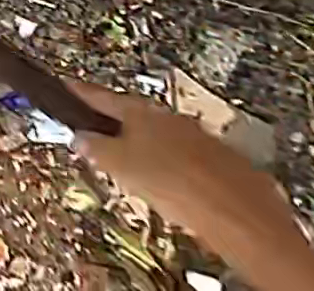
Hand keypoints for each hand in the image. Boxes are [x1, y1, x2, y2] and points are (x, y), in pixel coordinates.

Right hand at [67, 82, 313, 290]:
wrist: (249, 228)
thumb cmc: (176, 188)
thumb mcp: (114, 164)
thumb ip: (90, 145)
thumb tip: (81, 138)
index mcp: (142, 110)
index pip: (97, 94)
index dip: (76, 90)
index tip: (64, 85)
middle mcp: (176, 119)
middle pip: (136, 117)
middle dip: (118, 127)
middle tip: (102, 141)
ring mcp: (211, 143)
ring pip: (170, 140)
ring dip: (153, 150)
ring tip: (142, 172)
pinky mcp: (239, 170)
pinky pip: (199, 163)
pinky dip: (185, 171)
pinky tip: (182, 190)